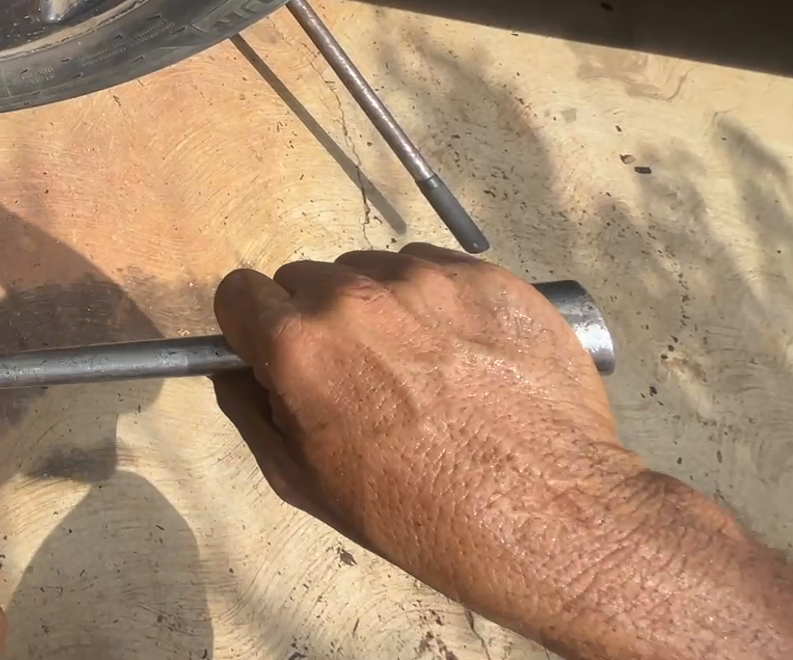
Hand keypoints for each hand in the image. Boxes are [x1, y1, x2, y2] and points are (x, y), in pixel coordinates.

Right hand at [210, 245, 640, 626]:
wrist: (560, 525)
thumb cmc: (414, 513)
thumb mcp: (298, 479)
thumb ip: (245, 409)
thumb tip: (232, 366)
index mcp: (293, 343)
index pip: (237, 290)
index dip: (250, 322)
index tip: (274, 348)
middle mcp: (347, 298)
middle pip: (301, 278)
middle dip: (312, 315)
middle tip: (355, 367)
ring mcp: (420, 281)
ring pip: (365, 269)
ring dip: (372, 303)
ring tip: (417, 358)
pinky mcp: (483, 278)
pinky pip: (428, 267)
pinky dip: (431, 298)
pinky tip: (460, 348)